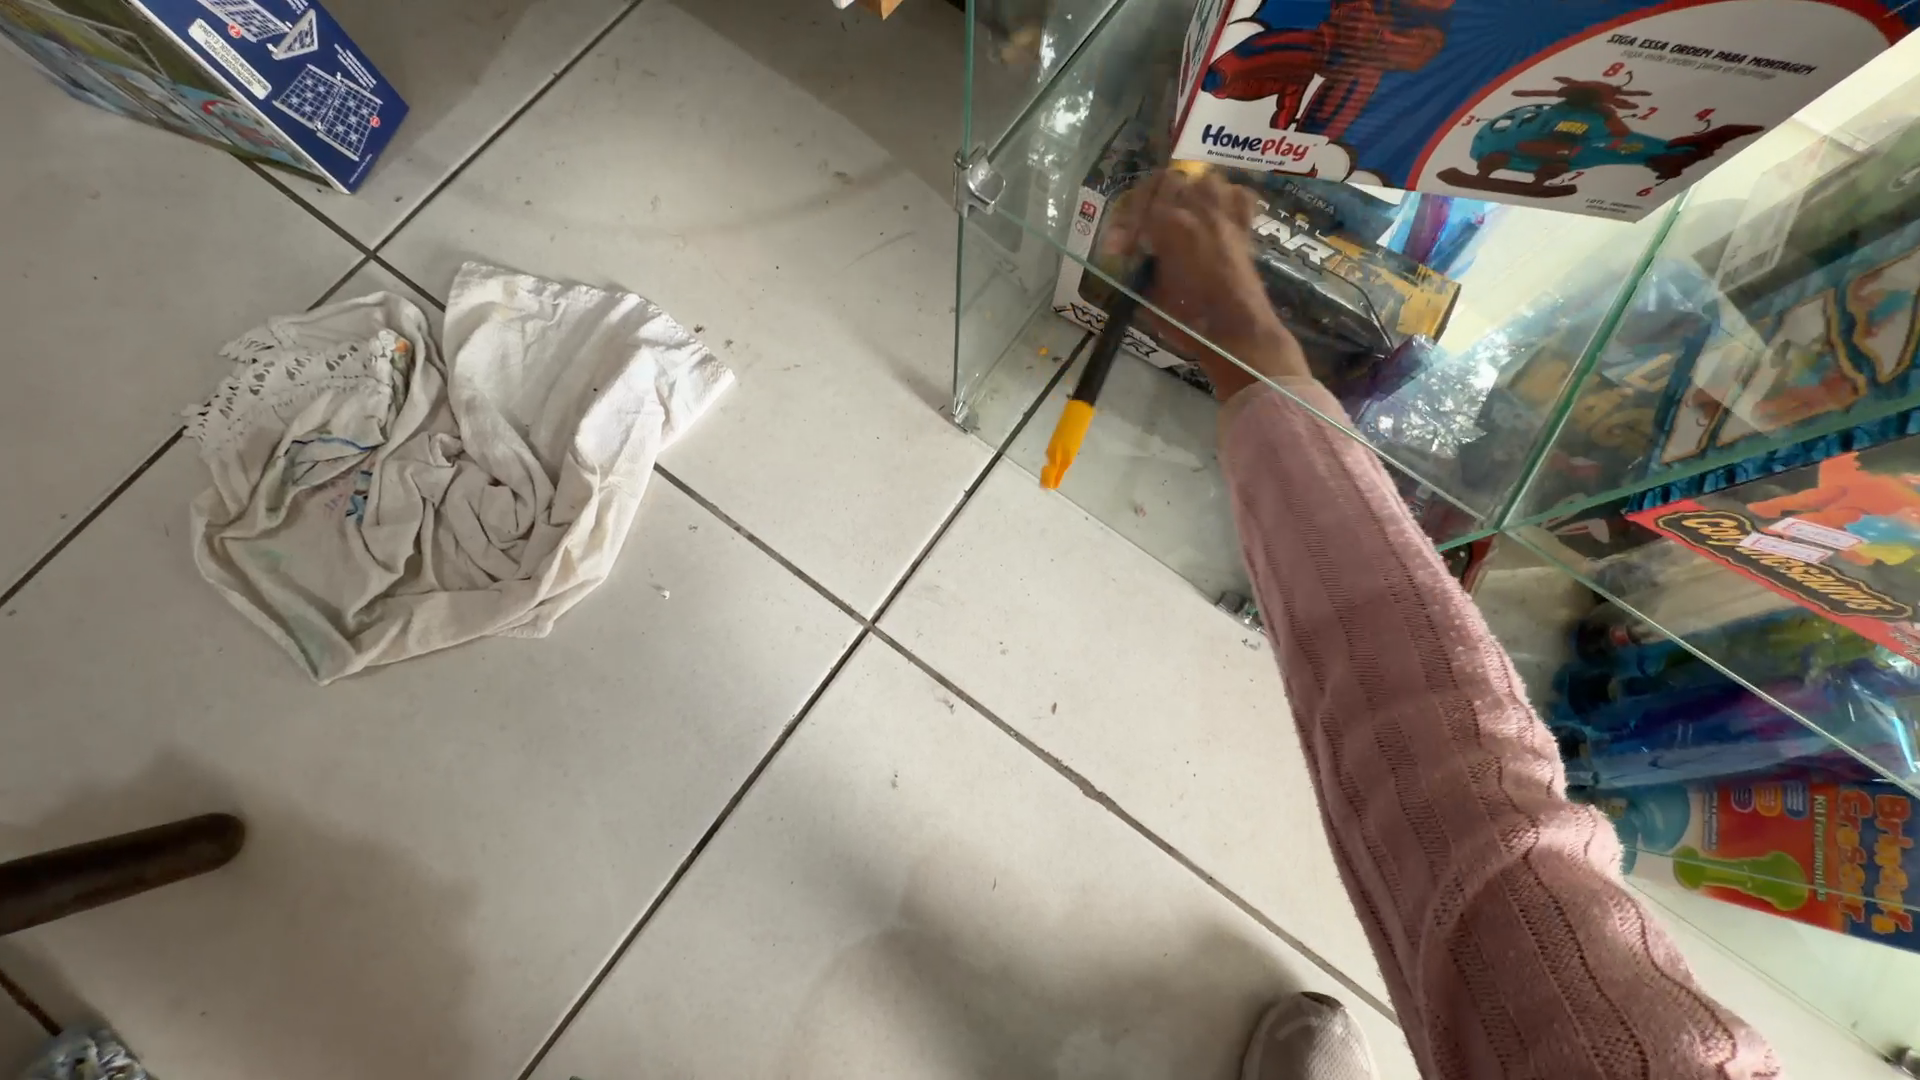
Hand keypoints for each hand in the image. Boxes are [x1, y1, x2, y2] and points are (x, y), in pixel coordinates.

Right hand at [1100, 168, 1311, 399]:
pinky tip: (1212, 214)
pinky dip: (1223, 199)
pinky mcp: (1245, 227)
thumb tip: (1130, 257)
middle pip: (1168, 181)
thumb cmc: (1188, 320)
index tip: (1116, 246)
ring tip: (1175, 215)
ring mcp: (1226, 215)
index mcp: (1172, 226)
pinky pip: (1236, 195)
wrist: (1235, 331)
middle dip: (1148, 200)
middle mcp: (1200, 210)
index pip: (1137, 207)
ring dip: (1186, 193)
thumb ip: (1138, 267)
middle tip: (1140, 226)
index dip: (1122, 223)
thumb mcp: (1150, 295)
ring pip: (1204, 180)